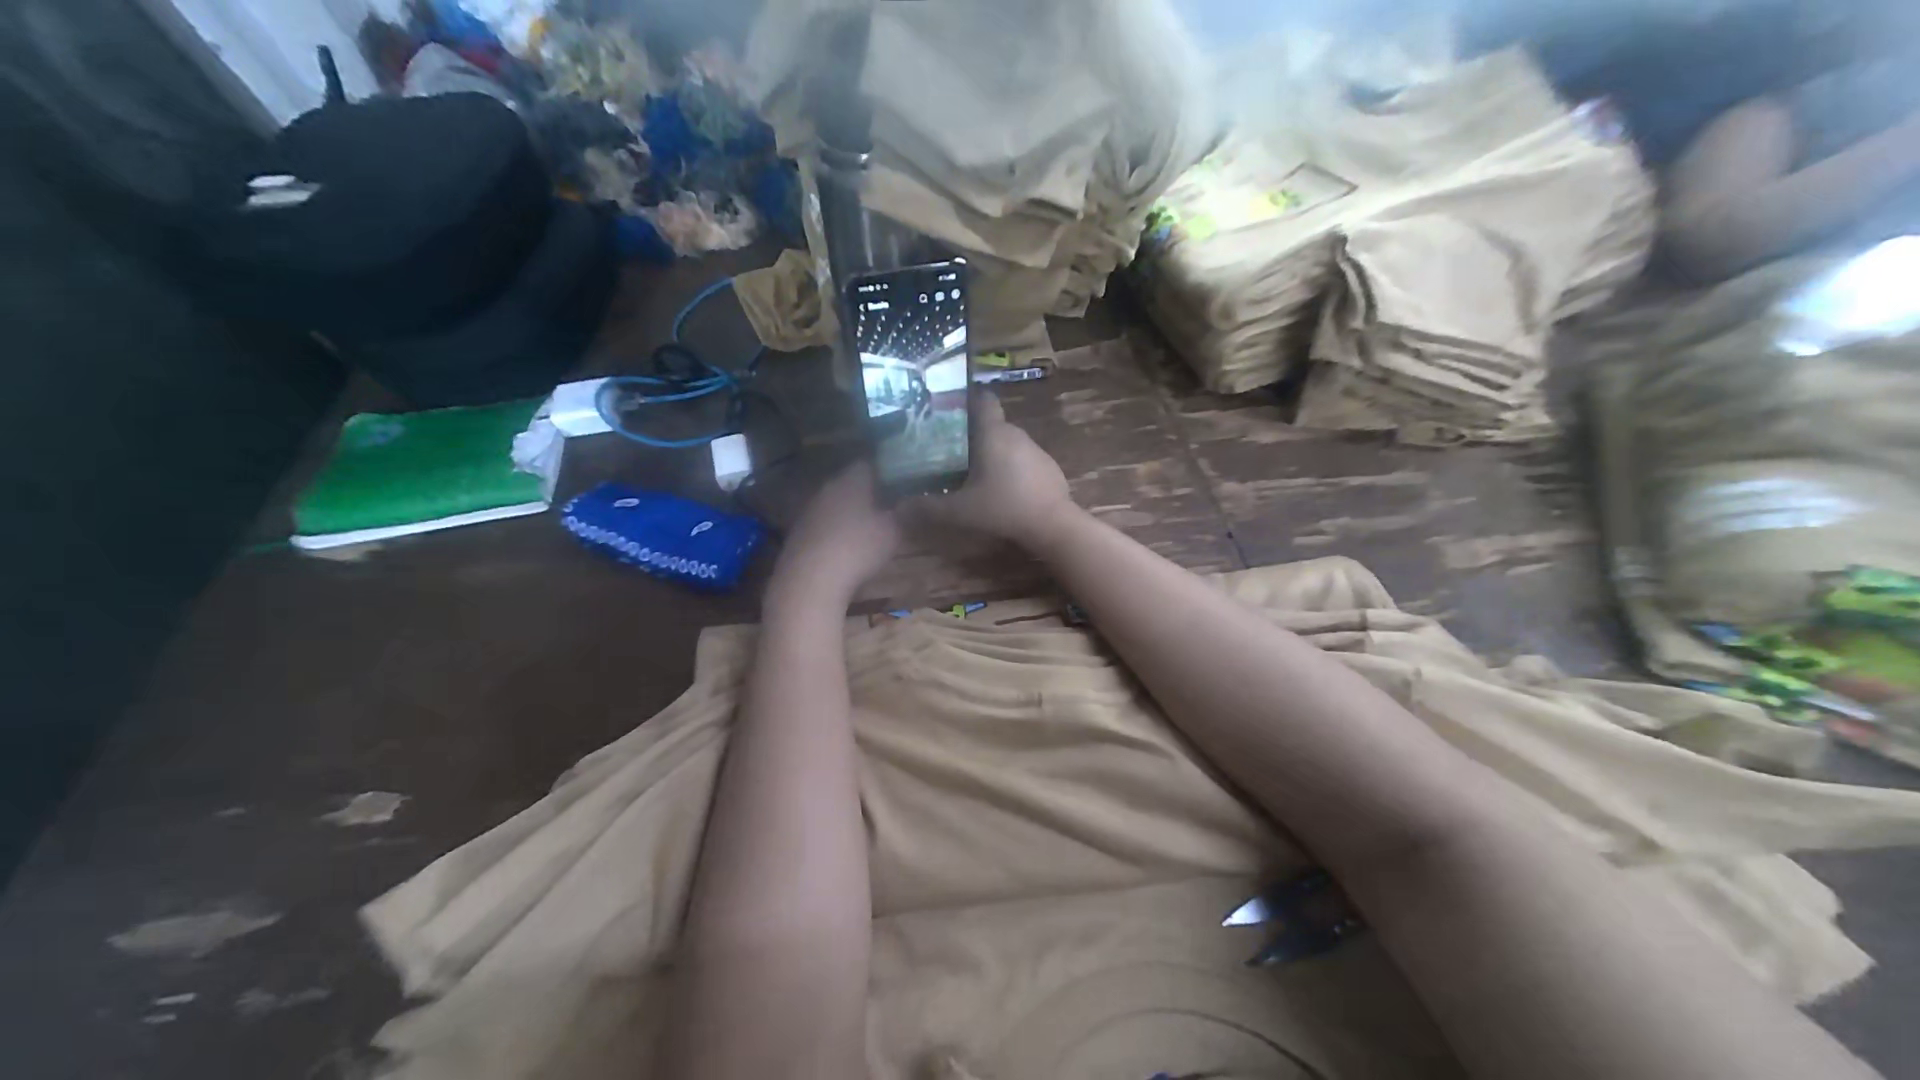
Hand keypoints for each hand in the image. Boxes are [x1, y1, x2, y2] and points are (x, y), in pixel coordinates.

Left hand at [769, 460, 900, 607]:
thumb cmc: (858, 548)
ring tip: (861, 530)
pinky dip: (830, 531)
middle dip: (863, 493)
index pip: (867, 464)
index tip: (893, 485)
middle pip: (847, 483)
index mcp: (851, 480)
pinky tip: (839, 547)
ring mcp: (808, 509)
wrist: (810, 580)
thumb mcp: (892, 532)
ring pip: (831, 503)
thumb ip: (899, 514)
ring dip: (844, 513)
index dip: (881, 473)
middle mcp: (827, 488)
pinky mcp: (795, 531)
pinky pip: (819, 524)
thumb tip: (902, 503)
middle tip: (880, 507)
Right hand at [911, 391, 1075, 548]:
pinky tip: (1002, 489)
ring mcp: (1036, 449)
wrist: (1053, 524)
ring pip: (1007, 443)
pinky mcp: (1049, 467)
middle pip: (991, 424)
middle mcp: (1015, 433)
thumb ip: (929, 506)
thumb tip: (901, 506)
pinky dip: (1011, 468)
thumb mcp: (960, 510)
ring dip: (992, 453)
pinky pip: (1023, 460)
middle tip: (950, 449)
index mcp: (993, 433)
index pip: (983, 399)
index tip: (949, 410)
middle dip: (973, 433)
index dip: (967, 399)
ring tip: (973, 472)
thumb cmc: (1003, 508)